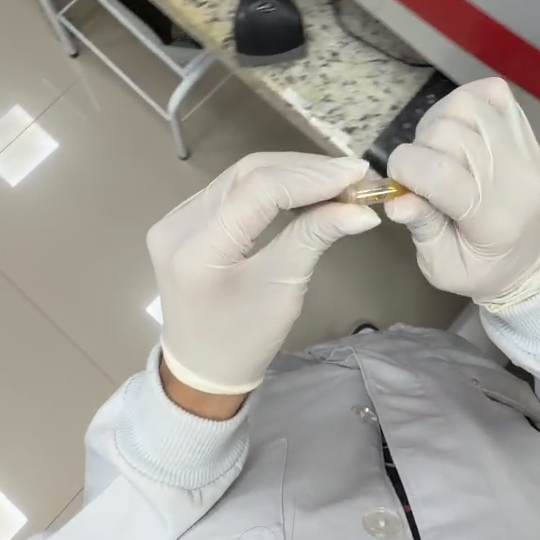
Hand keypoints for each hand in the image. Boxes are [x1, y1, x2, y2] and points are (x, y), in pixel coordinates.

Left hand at [151, 152, 380, 397]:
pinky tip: (304, 187)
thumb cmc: (244, 339)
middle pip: (249, 173)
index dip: (312, 177)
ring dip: (292, 172)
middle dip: (306, 170)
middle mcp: (178, 223)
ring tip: (337, 179)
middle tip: (354, 176)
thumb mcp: (283, 288)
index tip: (359, 174)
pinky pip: (232, 188)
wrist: (200, 368)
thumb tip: (362, 210)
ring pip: (241, 175)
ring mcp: (176, 217)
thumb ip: (314, 237)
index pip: (259, 190)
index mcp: (198, 249)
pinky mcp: (183, 218)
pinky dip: (272, 184)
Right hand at [385, 79, 539, 305]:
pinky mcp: (525, 131)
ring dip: (439, 124)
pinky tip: (458, 130)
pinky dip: (465, 103)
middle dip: (420, 150)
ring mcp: (525, 149)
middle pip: (450, 134)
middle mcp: (515, 177)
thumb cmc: (480, 268)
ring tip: (438, 151)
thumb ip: (422, 229)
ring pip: (466, 106)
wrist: (528, 259)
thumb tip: (396, 200)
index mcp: (494, 219)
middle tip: (422, 175)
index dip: (404, 170)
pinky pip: (492, 92)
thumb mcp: (443, 267)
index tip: (398, 184)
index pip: (441, 174)